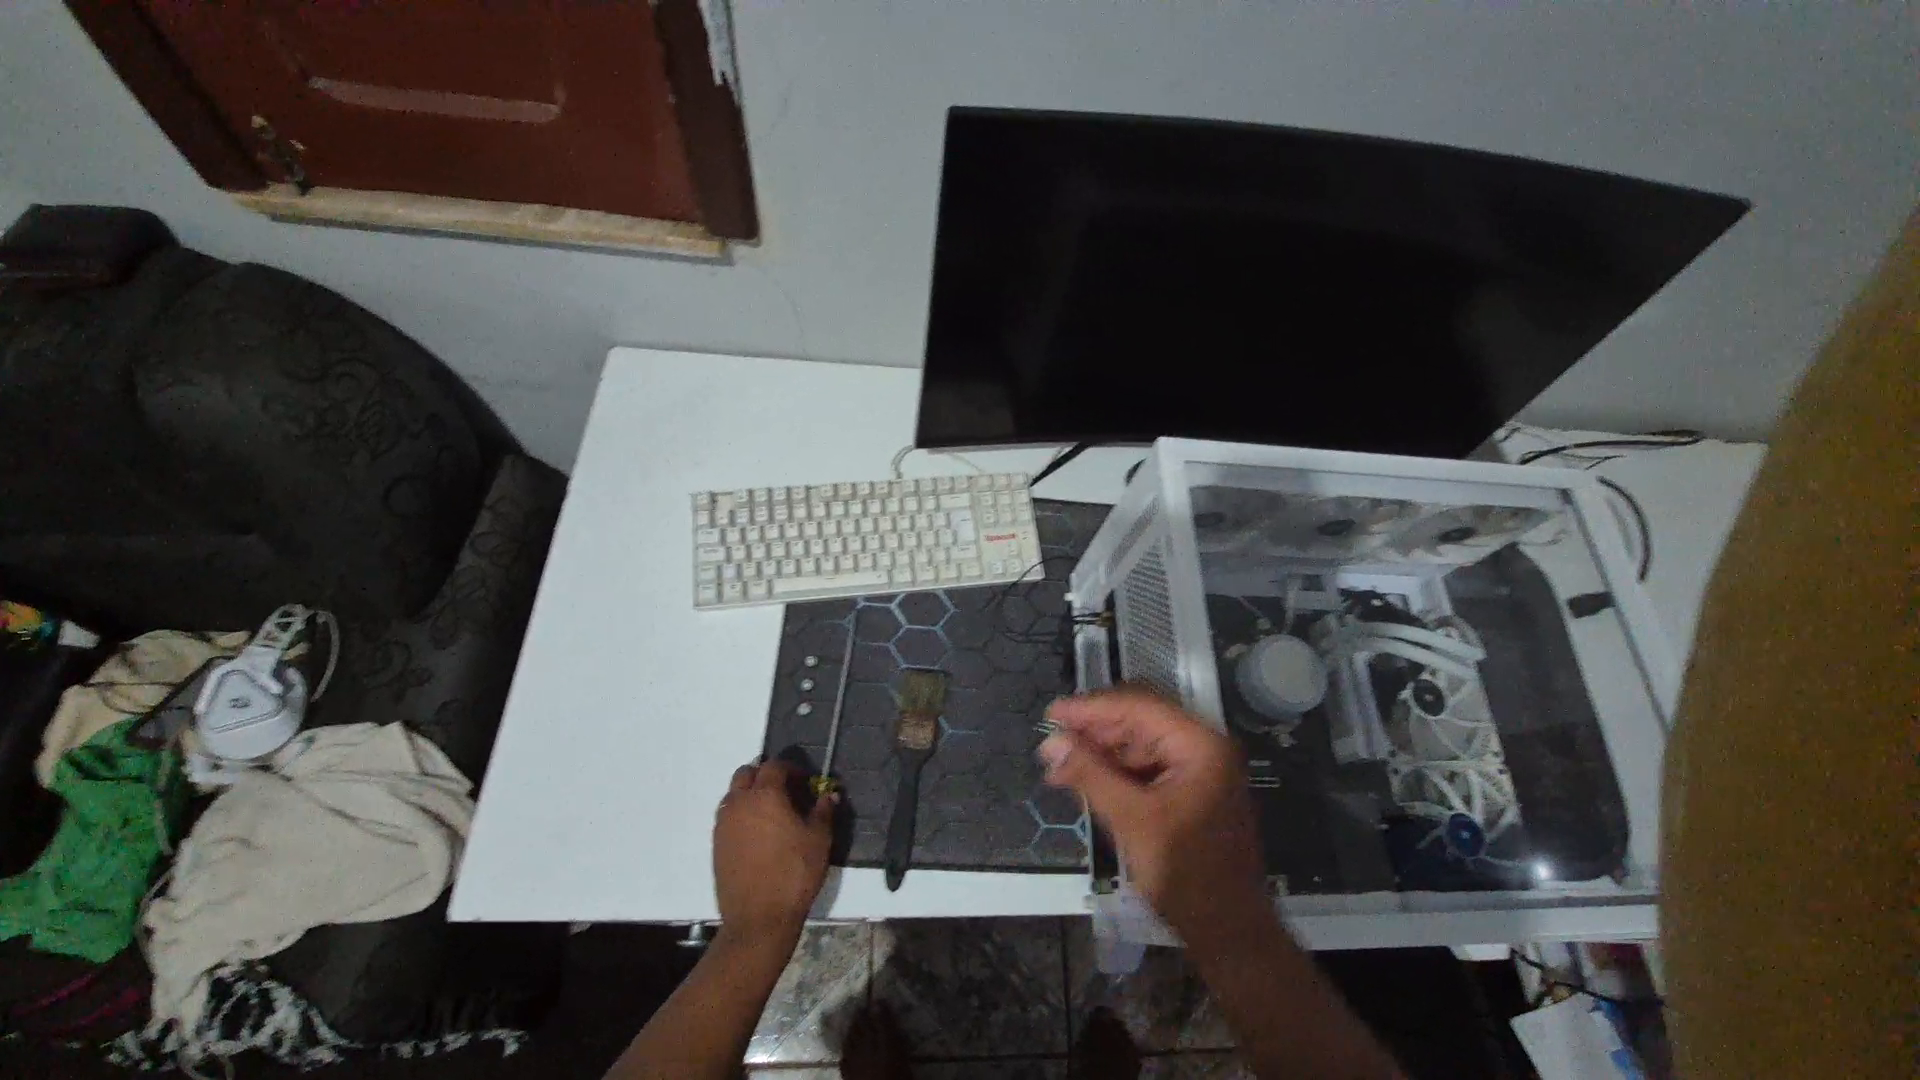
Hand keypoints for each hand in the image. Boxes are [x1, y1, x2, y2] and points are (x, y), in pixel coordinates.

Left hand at [713, 760, 835, 938]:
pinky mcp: (716, 844)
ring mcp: (723, 824)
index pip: (774, 766)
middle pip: (746, 773)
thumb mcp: (819, 840)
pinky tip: (759, 835)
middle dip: (765, 775)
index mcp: (765, 795)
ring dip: (750, 794)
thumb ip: (823, 812)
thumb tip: (828, 795)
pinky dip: (742, 814)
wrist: (758, 918)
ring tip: (772, 813)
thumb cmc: (794, 874)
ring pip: (733, 794)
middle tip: (785, 791)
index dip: (791, 768)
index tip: (806, 781)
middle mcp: (739, 803)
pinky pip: (728, 816)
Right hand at [1039, 686, 1266, 945]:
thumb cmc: (1187, 875)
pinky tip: (1085, 781)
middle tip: (1052, 740)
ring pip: (1140, 746)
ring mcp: (1200, 771)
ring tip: (1060, 764)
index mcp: (1200, 745)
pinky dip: (1116, 772)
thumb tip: (1051, 743)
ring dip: (1101, 752)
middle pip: (1140, 722)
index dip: (1092, 709)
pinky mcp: (1191, 793)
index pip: (1139, 707)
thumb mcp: (1132, 821)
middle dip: (1094, 730)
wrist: (1232, 933)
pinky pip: (1147, 769)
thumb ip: (1090, 775)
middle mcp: (1204, 748)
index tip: (1052, 714)